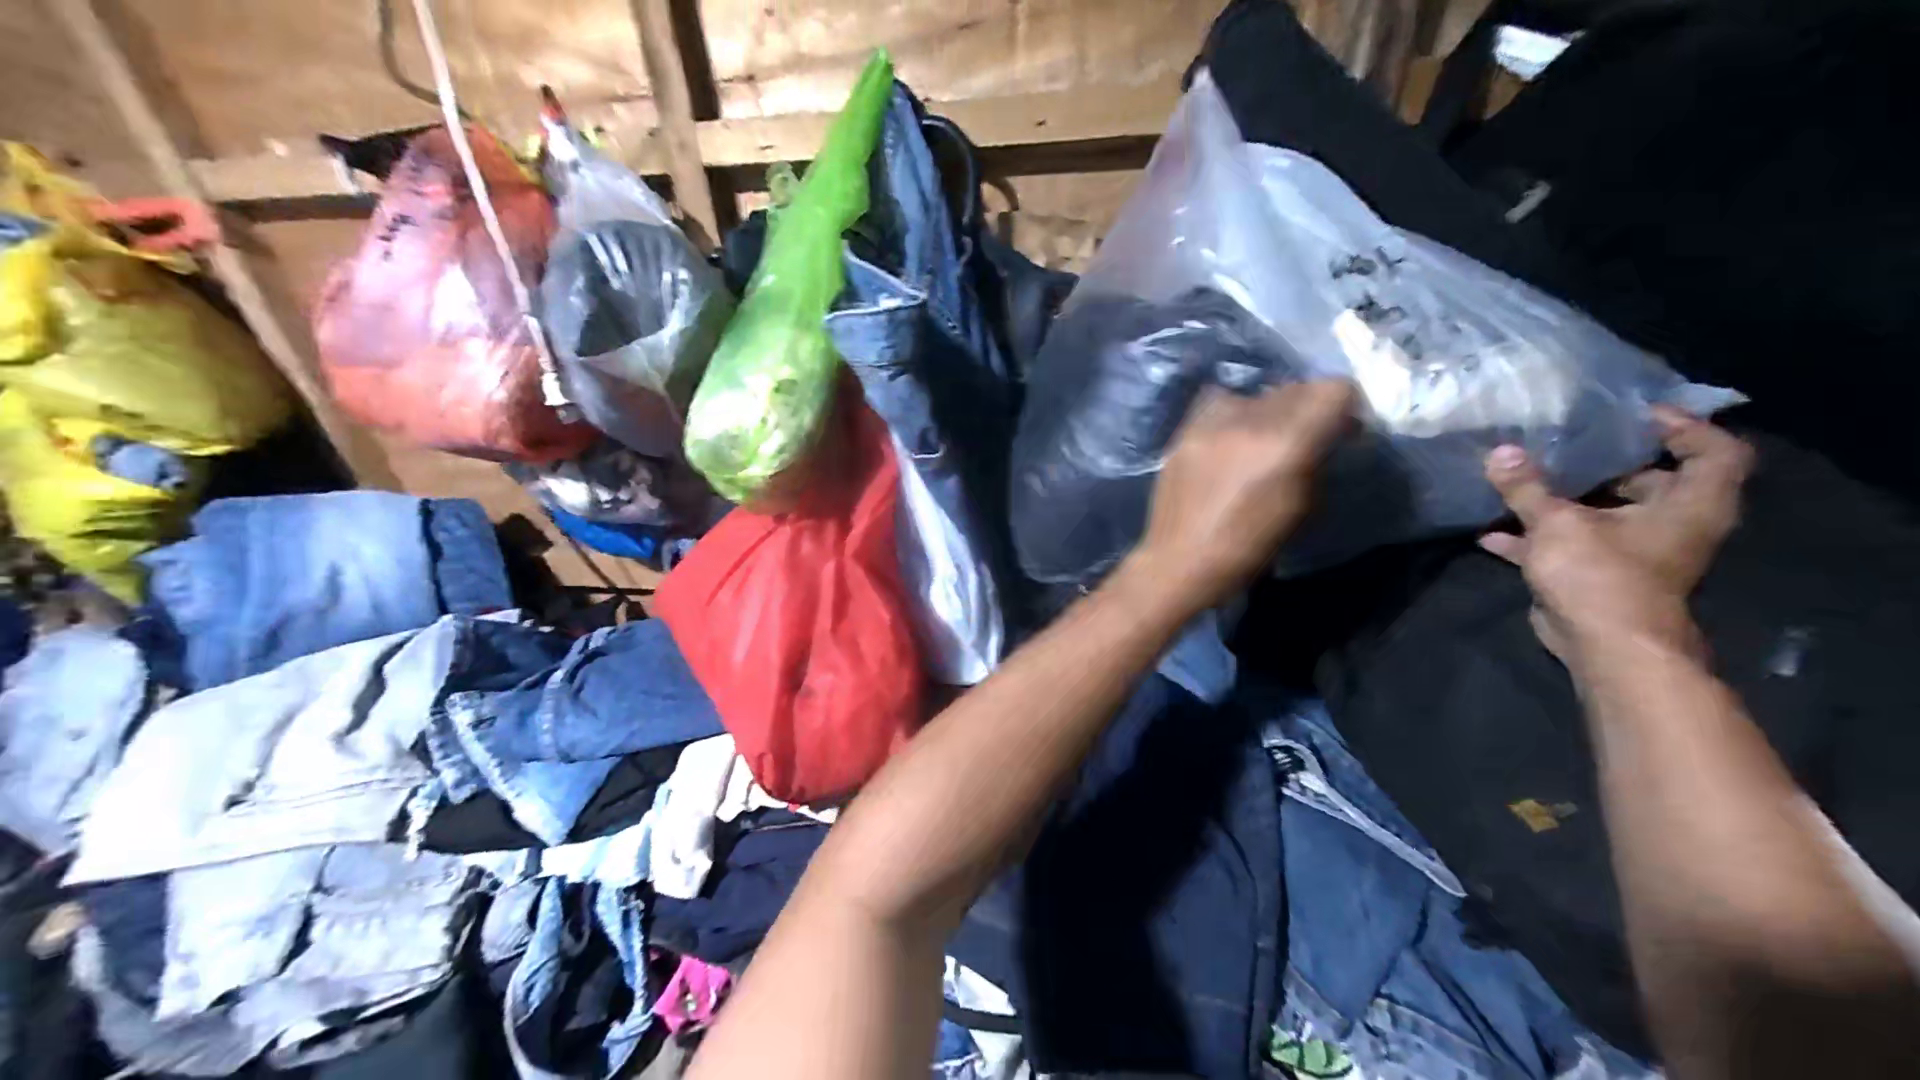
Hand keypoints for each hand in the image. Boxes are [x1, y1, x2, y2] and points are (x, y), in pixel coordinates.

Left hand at [1129, 380, 1355, 615]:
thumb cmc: (1249, 547)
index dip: (1344, 405)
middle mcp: (1249, 422)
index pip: (1333, 389)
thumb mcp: (1302, 507)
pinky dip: (1232, 414)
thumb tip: (1330, 432)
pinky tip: (1227, 439)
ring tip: (1260, 440)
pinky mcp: (1183, 429)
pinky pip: (1218, 403)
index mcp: (1286, 444)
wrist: (1180, 560)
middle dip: (1308, 408)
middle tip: (1303, 436)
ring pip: (1256, 393)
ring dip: (1268, 410)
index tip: (1341, 426)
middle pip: (1295, 387)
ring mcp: (1210, 423)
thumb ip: (1317, 460)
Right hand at [1479, 406, 1753, 665]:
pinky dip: (1535, 536)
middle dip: (1606, 461)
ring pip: (1603, 514)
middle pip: (1649, 480)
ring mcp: (1635, 552)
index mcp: (1689, 504)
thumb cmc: (1601, 574)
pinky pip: (1569, 543)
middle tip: (1566, 439)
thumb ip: (1527, 487)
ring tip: (1523, 477)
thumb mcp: (1558, 523)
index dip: (1683, 426)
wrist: (1604, 645)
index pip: (1713, 450)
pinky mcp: (1599, 574)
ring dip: (1563, 499)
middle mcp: (1672, 524)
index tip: (1634, 413)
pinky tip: (1491, 531)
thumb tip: (1499, 452)